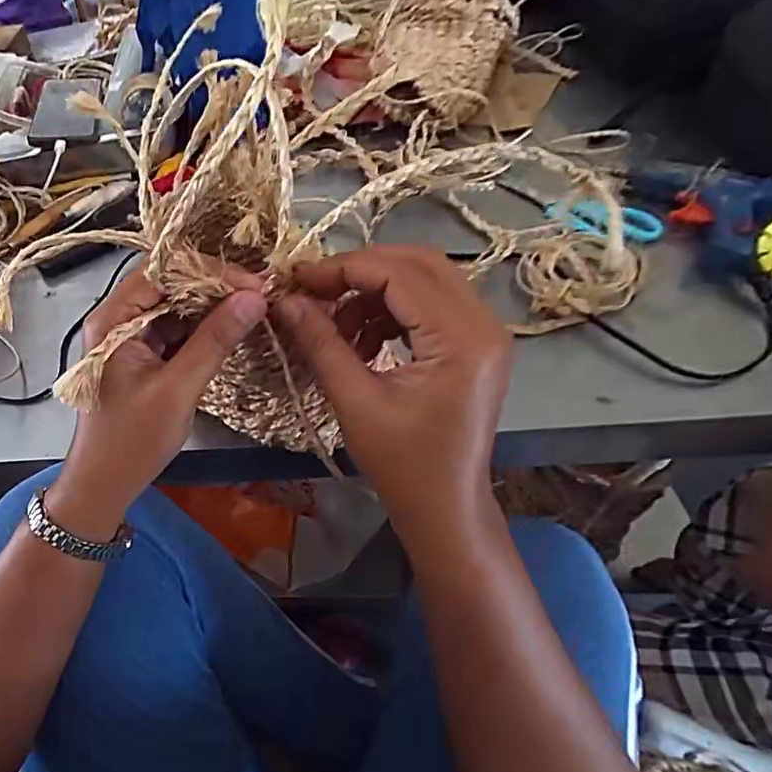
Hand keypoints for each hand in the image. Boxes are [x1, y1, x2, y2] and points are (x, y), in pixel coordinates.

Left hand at [48, 259, 265, 540]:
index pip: (163, 269)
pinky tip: (232, 329)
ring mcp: (129, 336)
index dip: (209, 271)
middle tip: (261, 294)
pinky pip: (176, 328)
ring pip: (176, 305)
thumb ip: (214, 340)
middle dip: (215, 285)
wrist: (103, 484)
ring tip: (254, 308)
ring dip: (213, 306)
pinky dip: (203, 328)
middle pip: (169, 282)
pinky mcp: (142, 354)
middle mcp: (117, 318)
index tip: (254, 285)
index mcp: (113, 318)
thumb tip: (255, 298)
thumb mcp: (178, 389)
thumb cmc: (132, 441)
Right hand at [274, 246, 511, 524]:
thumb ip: (322, 343)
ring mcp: (484, 333)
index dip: (344, 269)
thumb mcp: (354, 401)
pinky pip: (430, 306)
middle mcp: (483, 324)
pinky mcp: (475, 345)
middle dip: (360, 271)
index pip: (400, 274)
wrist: (445, 507)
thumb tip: (287, 300)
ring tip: (338, 329)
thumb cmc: (402, 464)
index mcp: (461, 338)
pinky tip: (363, 343)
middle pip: (419, 264)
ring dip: (374, 294)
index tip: (299, 280)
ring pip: (424, 281)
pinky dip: (391, 313)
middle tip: (315, 291)